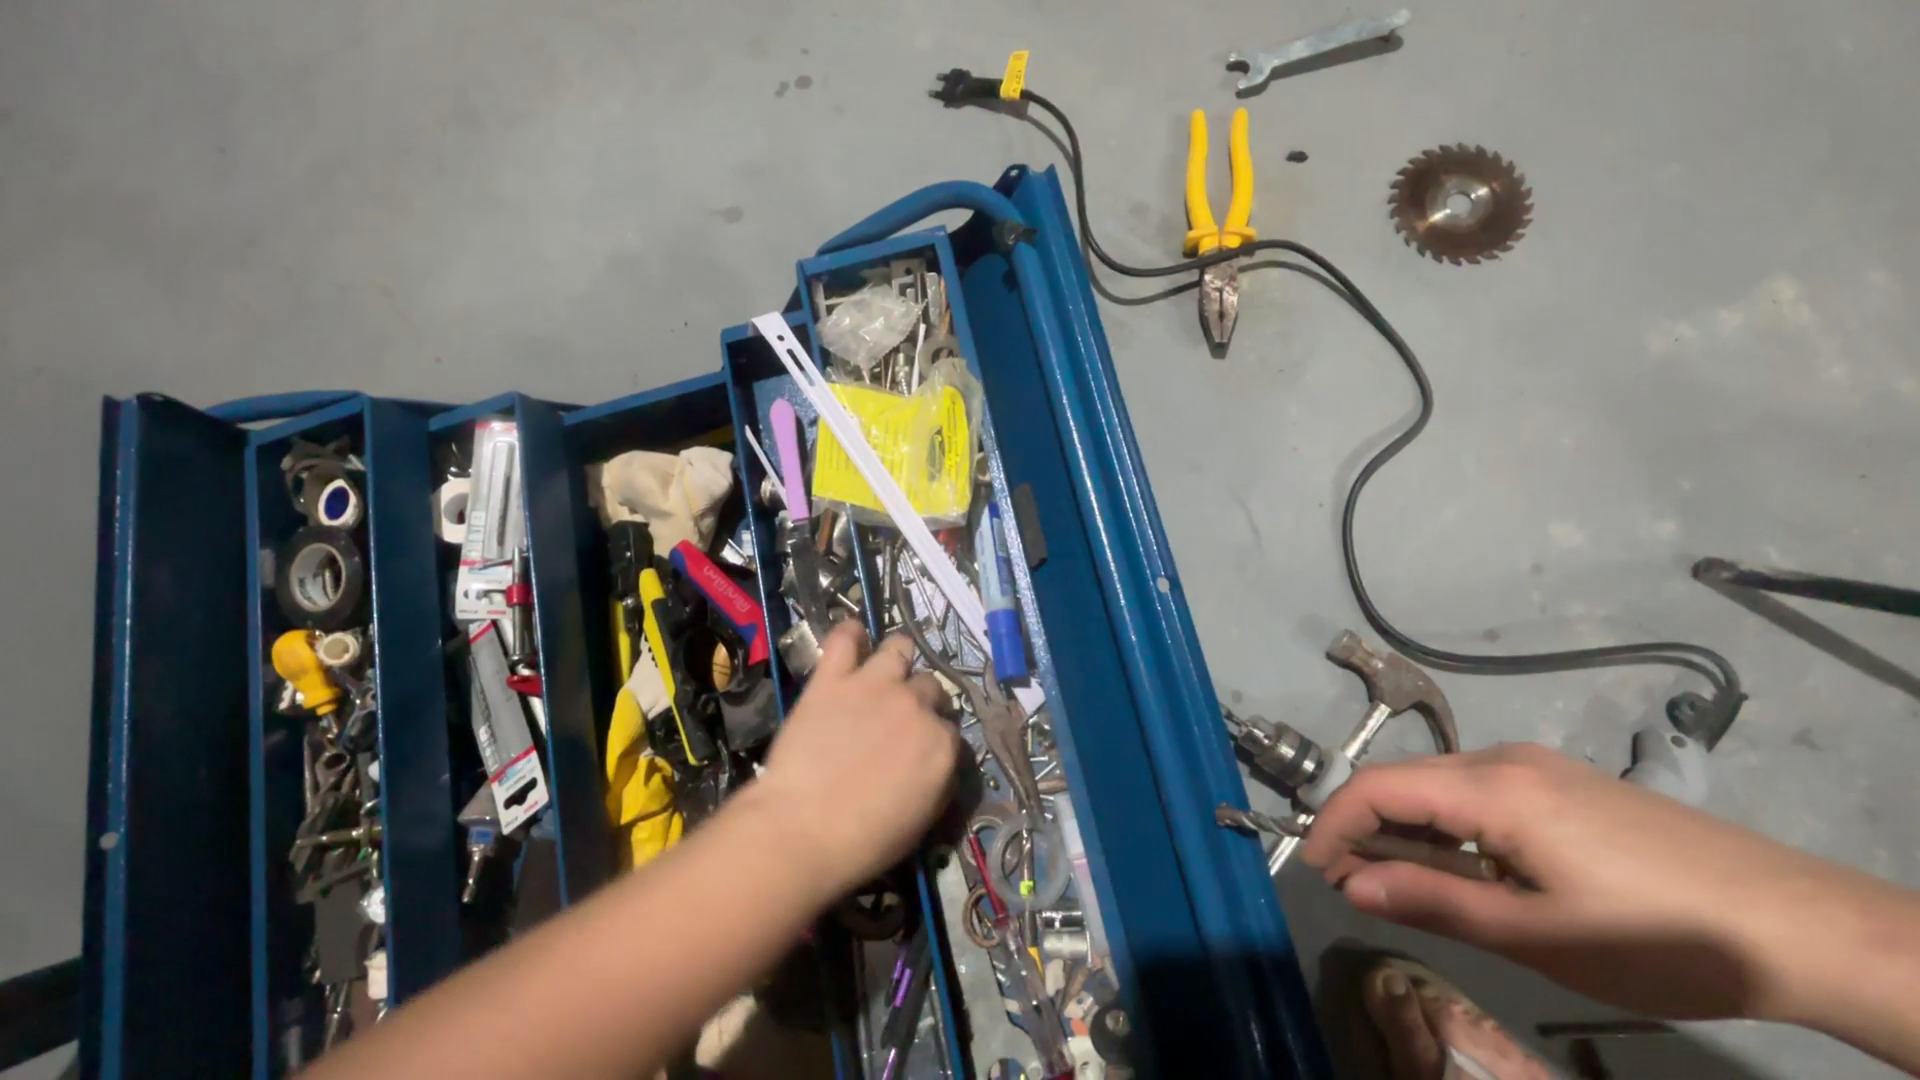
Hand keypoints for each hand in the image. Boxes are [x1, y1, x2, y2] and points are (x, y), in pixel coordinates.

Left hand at [749, 622, 959, 896]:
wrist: (802, 829)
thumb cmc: (864, 840)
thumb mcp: (922, 821)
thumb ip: (937, 782)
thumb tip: (936, 764)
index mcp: (943, 744)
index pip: (949, 731)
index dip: (933, 740)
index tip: (918, 754)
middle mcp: (917, 705)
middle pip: (930, 688)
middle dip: (919, 702)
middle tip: (896, 723)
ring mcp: (874, 685)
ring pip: (899, 649)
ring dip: (896, 660)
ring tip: (883, 673)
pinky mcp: (833, 678)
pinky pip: (845, 637)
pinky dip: (850, 636)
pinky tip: (851, 641)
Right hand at [1300, 742, 1886, 1023]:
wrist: (1802, 926)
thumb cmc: (1655, 937)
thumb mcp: (1533, 933)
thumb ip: (1432, 900)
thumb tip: (1350, 882)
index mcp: (1493, 788)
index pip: (1378, 786)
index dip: (1334, 824)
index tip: (1315, 870)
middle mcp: (1506, 759)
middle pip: (1405, 779)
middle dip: (1366, 826)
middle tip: (1354, 886)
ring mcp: (1540, 766)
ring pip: (1441, 784)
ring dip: (1407, 827)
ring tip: (1402, 883)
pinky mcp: (1566, 783)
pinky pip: (1479, 792)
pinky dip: (1448, 825)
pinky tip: (1464, 867)